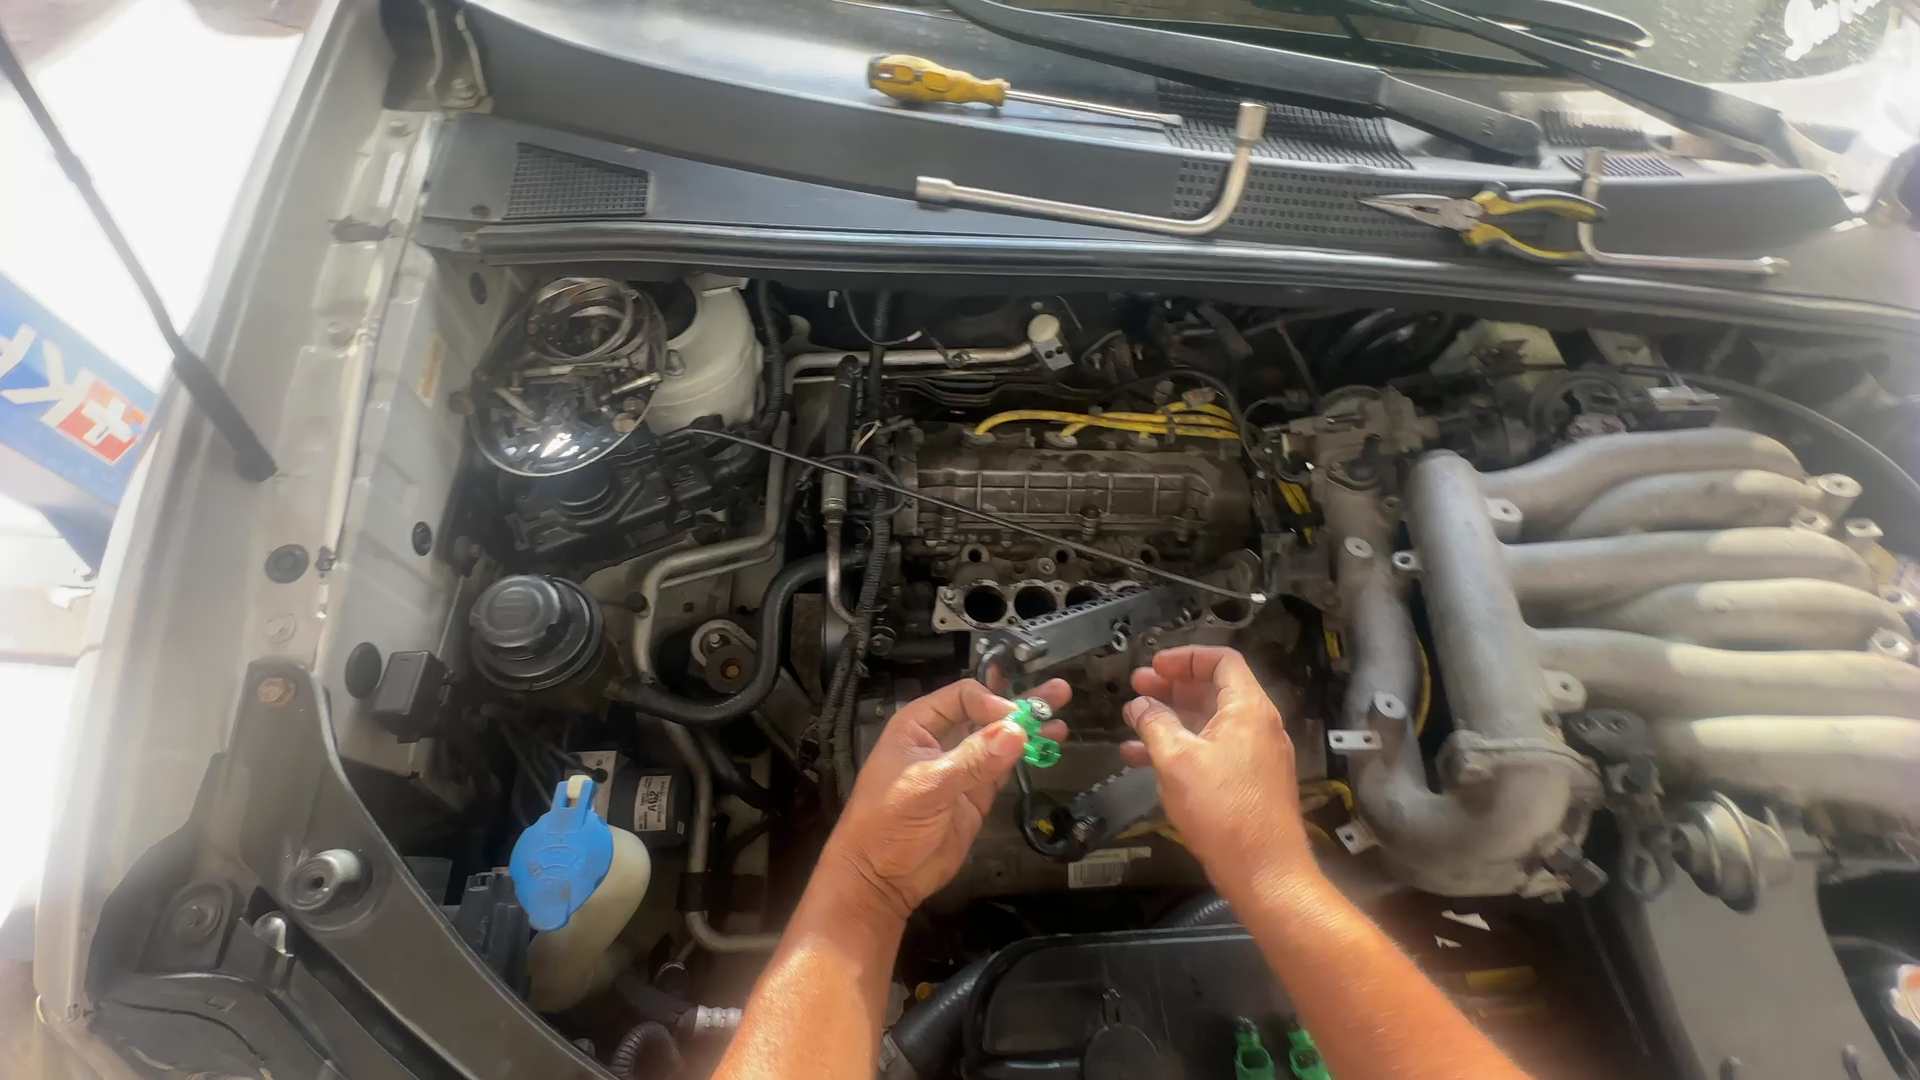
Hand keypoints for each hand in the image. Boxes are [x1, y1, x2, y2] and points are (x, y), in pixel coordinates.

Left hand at [818, 678, 1069, 921]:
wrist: (879, 880)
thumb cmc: (886, 824)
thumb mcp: (927, 786)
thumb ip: (972, 760)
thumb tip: (1016, 732)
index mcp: (918, 725)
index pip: (963, 697)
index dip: (992, 703)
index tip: (1016, 719)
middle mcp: (941, 738)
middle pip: (986, 710)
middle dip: (1020, 702)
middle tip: (1057, 692)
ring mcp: (961, 766)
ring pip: (999, 737)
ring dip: (1029, 727)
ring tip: (1060, 716)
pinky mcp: (976, 793)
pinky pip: (1004, 766)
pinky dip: (1026, 755)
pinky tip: (1048, 744)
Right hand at [1120, 646, 1313, 898]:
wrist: (1265, 874)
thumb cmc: (1222, 809)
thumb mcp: (1177, 759)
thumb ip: (1155, 723)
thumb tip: (1139, 704)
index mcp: (1249, 710)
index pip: (1222, 661)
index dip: (1185, 658)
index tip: (1154, 667)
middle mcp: (1257, 725)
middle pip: (1213, 689)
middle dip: (1171, 687)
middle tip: (1136, 688)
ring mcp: (1254, 755)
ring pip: (1207, 721)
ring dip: (1170, 717)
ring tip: (1132, 720)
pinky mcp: (1247, 781)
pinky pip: (1210, 749)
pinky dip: (1179, 746)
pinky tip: (1142, 757)